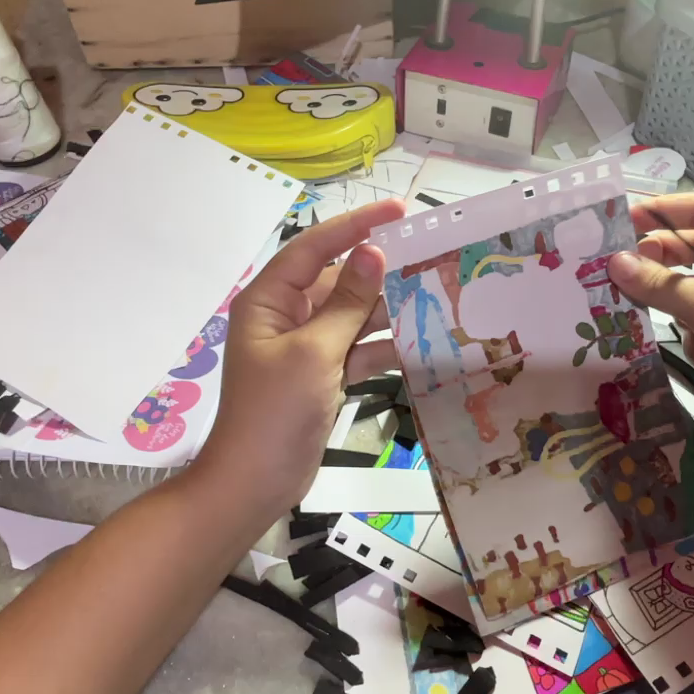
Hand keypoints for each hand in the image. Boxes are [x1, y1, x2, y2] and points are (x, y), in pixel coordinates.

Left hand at [191, 198, 407, 516]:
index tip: (398, 211)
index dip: (354, 226)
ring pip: (351, 316)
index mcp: (269, 300)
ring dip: (387, 310)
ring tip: (436, 296)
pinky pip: (357, 349)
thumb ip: (347, 302)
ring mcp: (306, 347)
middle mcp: (286, 316)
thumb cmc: (275, 412)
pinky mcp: (323, 375)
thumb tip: (374, 252)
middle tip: (429, 257)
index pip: (313, 247)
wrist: (257, 483)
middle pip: (337, 280)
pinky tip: (421, 344)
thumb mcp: (314, 352)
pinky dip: (383, 347)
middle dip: (379, 273)